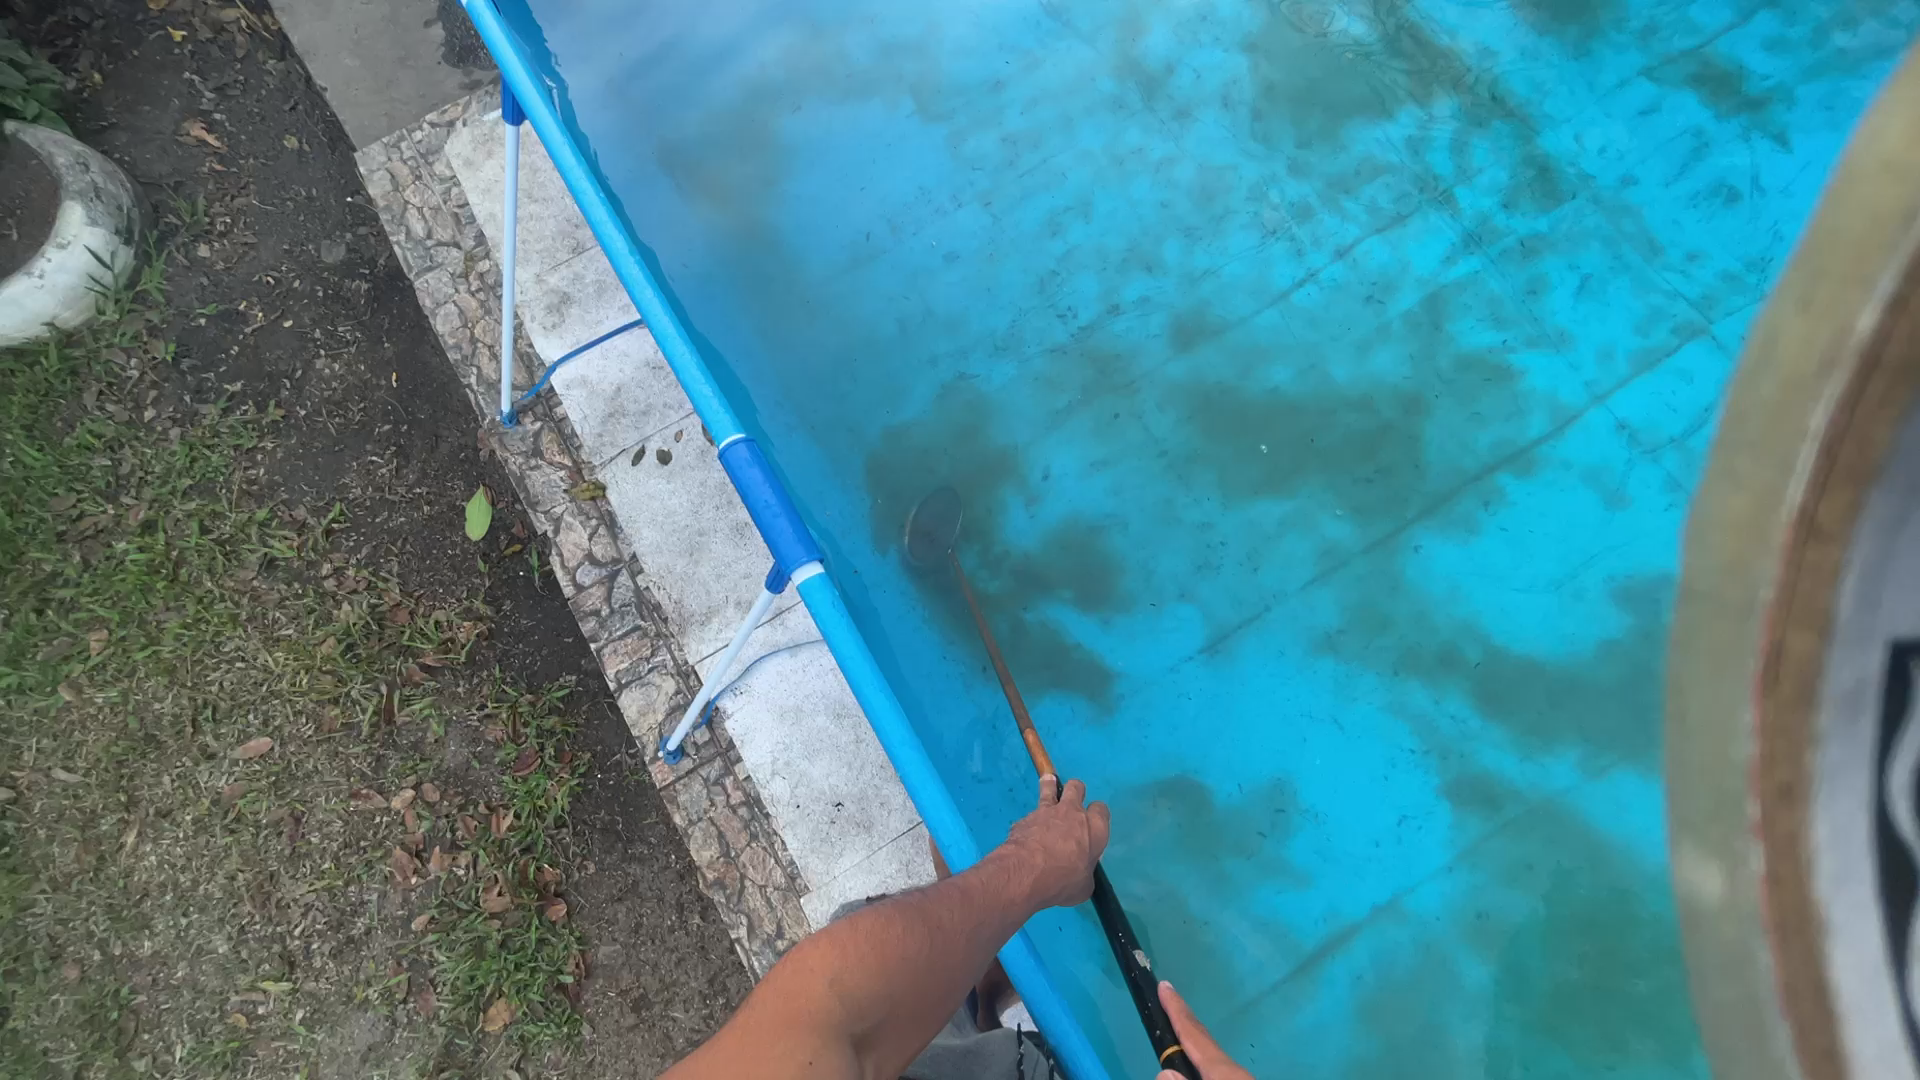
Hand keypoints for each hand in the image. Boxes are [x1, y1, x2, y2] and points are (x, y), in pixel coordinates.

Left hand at [994, 775, 1109, 909]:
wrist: (1027, 872)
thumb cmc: (1064, 881)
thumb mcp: (1083, 886)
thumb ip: (1084, 872)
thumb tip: (1079, 873)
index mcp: (1094, 828)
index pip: (1101, 810)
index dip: (1097, 815)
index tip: (1093, 824)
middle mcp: (1072, 813)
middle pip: (1077, 787)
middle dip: (1076, 791)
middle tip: (1072, 802)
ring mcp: (1046, 811)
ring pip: (1050, 786)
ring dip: (1050, 786)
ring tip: (1048, 783)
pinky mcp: (1025, 817)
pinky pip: (1031, 813)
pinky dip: (1031, 820)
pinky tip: (1027, 832)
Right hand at [1157, 981, 1253, 1078]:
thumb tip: (1164, 1072)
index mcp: (1225, 1071)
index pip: (1194, 1034)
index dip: (1176, 1010)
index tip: (1164, 985)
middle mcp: (1236, 1070)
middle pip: (1205, 1039)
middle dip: (1185, 1016)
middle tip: (1168, 993)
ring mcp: (1243, 1078)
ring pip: (1214, 1054)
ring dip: (1195, 1037)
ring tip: (1180, 1023)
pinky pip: (1221, 1065)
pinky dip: (1206, 1055)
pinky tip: (1201, 1061)